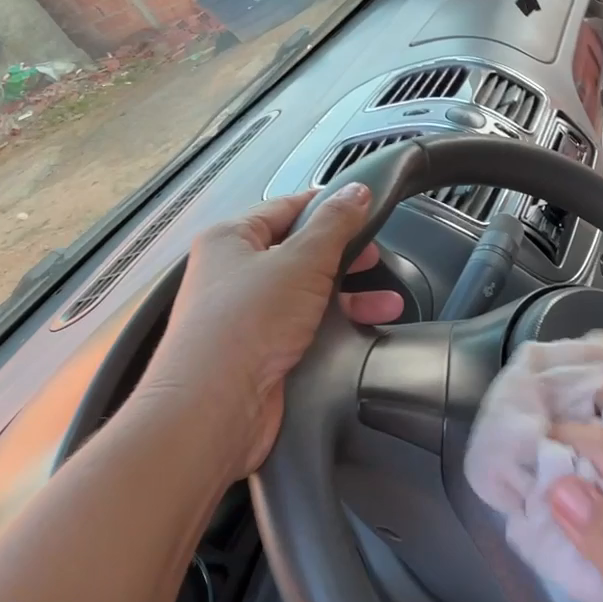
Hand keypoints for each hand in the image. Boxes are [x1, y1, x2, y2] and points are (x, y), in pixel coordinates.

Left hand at [131, 184, 402, 479]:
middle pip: (301, 252)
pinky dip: (337, 327)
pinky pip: (307, 328)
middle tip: (376, 258)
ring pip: (308, 293)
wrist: (214, 410)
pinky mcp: (262, 352)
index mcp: (230, 239)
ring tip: (387, 303)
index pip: (287, 208)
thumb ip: (335, 224)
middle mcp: (233, 274)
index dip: (328, 206)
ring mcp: (247, 316)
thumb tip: (356, 191)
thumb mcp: (302, 261)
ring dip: (349, 296)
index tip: (366, 208)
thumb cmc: (246, 325)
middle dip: (345, 256)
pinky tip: (366, 331)